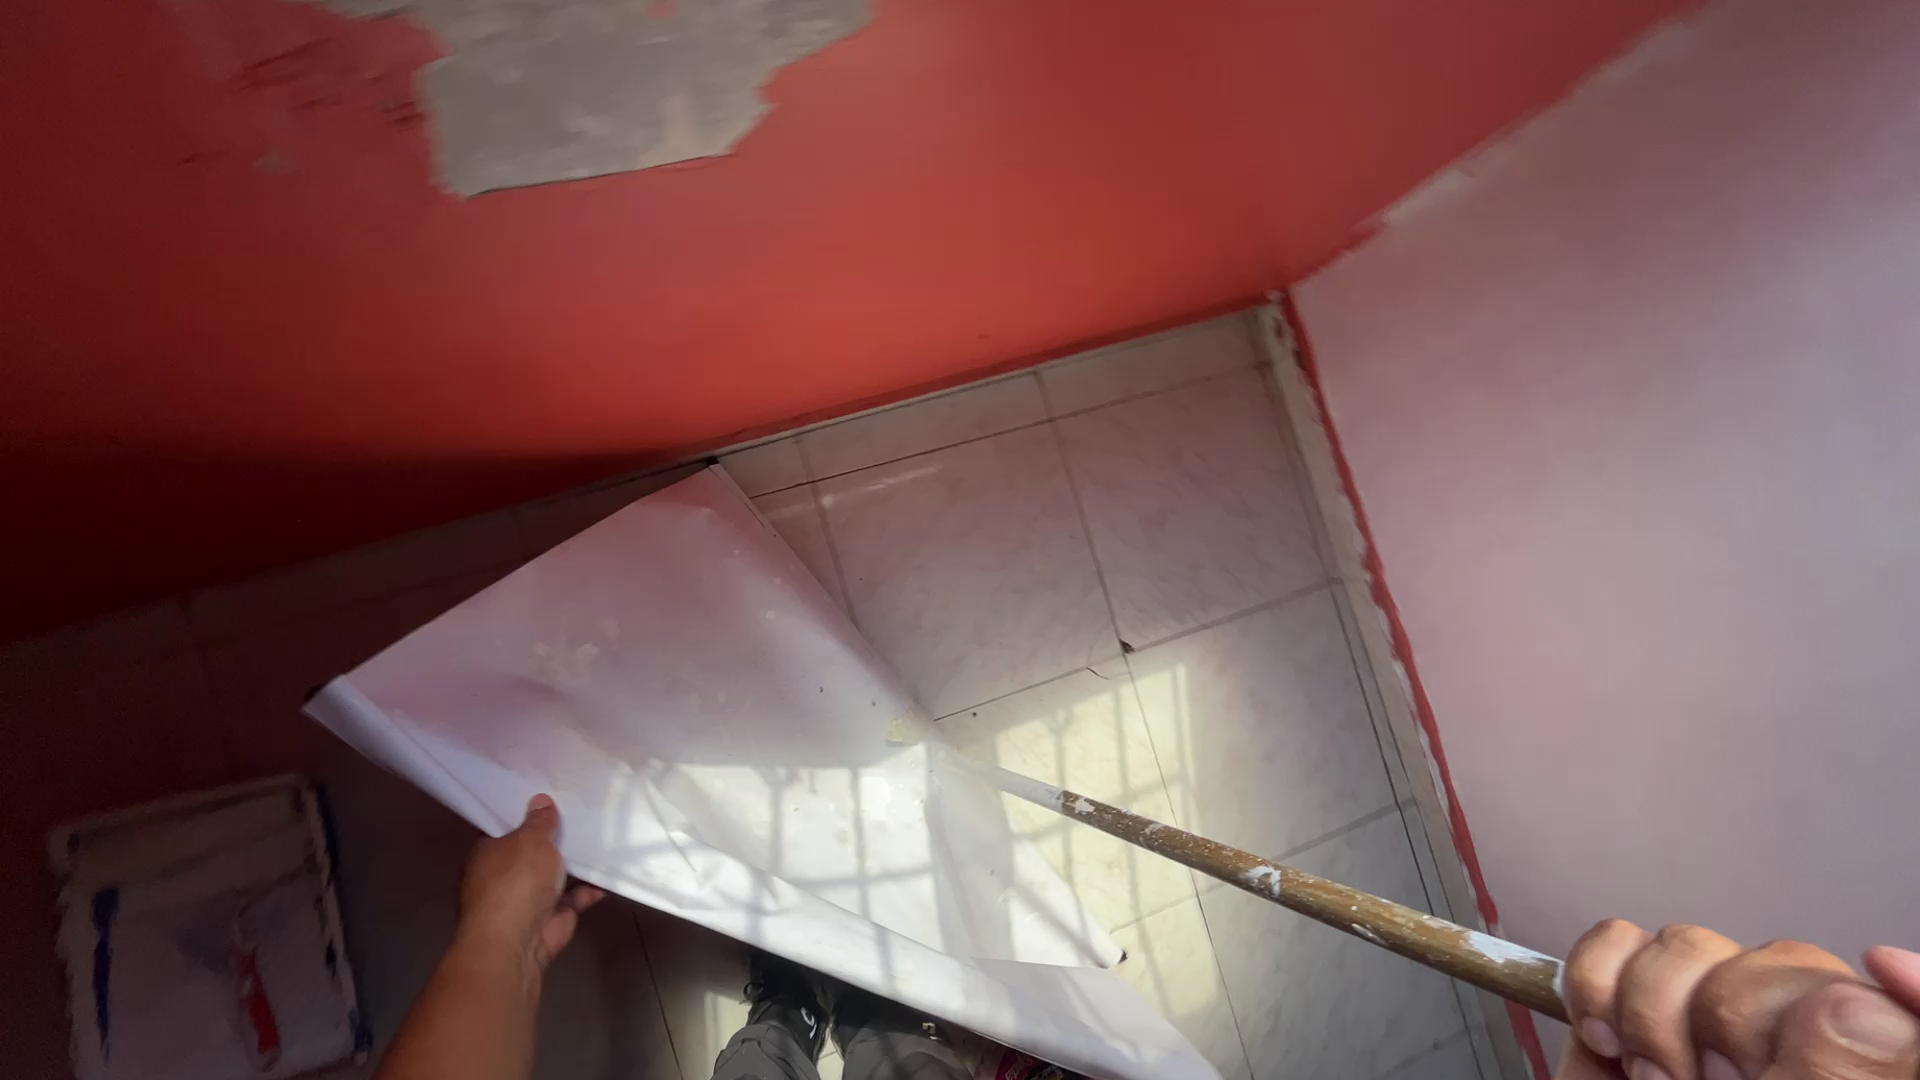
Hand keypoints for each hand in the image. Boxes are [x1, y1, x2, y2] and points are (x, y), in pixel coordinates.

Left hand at [457, 794, 605, 969]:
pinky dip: (590, 888)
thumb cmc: (516, 880)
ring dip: (574, 865)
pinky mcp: (551, 916)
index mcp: (489, 857)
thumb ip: (540, 821)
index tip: (551, 803)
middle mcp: (504, 877)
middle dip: (555, 841)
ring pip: (555, 875)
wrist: (519, 938)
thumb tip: (539, 800)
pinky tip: (609, 873)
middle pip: (533, 853)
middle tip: (583, 816)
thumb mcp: (530, 839)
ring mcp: (528, 899)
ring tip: (602, 839)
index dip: (527, 818)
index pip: (506, 832)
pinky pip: (575, 897)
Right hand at [1557, 920, 1919, 1079]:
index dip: (1915, 991)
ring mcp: (1709, 1013)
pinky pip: (1615, 938)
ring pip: (1686, 943)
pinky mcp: (1632, 991)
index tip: (1889, 970)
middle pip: (1784, 965)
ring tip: (1651, 1076)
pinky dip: (1595, 978)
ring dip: (1647, 1007)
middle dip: (1725, 1019)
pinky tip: (1603, 1036)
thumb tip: (1867, 1005)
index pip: (1905, 1017)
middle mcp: (1803, 1043)